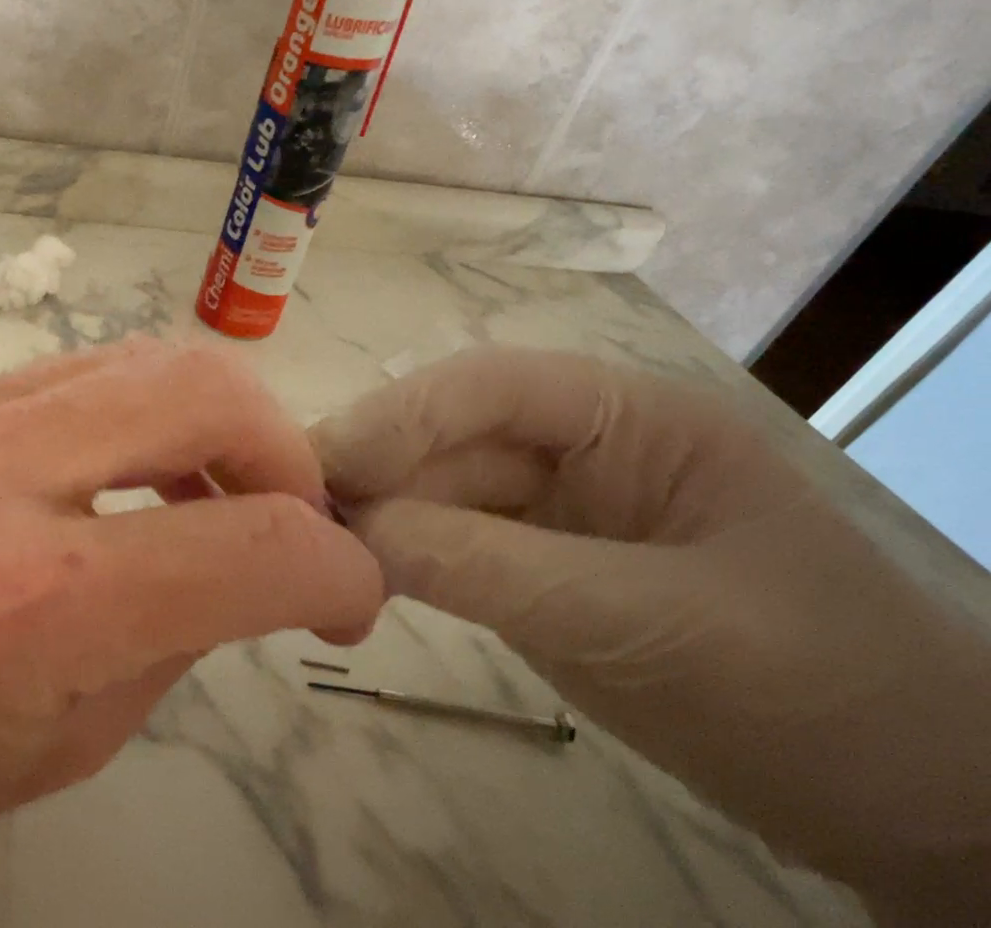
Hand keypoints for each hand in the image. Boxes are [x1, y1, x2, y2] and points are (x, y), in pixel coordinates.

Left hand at [0, 341, 384, 927]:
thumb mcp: (72, 741)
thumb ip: (180, 635)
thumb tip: (252, 565)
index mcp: (32, 603)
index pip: (252, 543)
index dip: (334, 570)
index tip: (345, 596)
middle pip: (203, 389)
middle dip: (286, 454)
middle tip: (290, 522)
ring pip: (141, 360)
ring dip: (213, 421)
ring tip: (217, 496)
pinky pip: (73, 378)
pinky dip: (135, 414)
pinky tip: (132, 476)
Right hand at [310, 348, 990, 924]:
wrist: (905, 805)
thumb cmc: (809, 687)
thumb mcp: (646, 619)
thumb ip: (489, 568)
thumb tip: (349, 533)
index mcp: (630, 419)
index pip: (487, 388)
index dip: (396, 418)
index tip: (315, 469)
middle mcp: (579, 451)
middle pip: (445, 440)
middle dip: (370, 475)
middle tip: (289, 524)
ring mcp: (551, 517)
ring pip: (432, 496)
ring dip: (372, 524)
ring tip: (308, 563)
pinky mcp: (531, 574)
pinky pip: (443, 551)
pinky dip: (394, 565)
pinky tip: (350, 586)